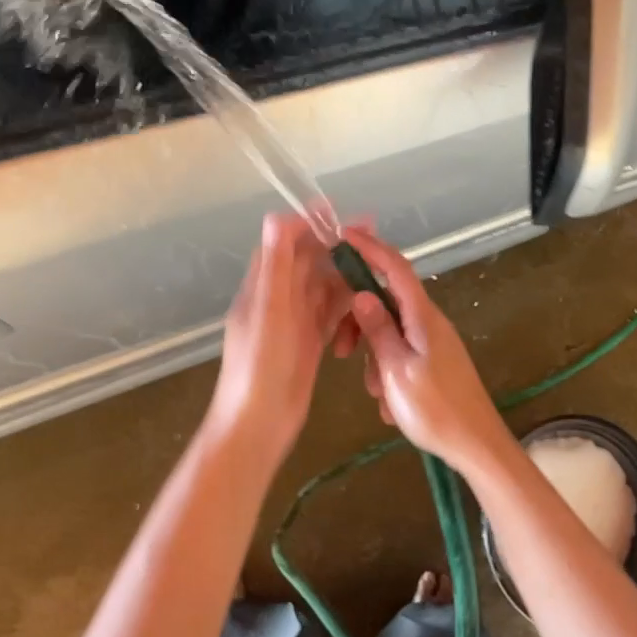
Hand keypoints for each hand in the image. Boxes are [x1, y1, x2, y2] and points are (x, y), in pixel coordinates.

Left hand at [210, 214, 350, 454]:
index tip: (338, 211)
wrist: (259, 425)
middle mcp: (276, 301)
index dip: (308, 225)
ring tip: (378, 264)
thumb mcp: (270, 309)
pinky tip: (368, 300)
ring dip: (346, 273)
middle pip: (306, 263)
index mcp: (261, 288)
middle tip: (372, 231)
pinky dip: (347, 303)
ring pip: (322, 288)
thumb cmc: (262, 365)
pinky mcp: (308, 343)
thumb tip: (279, 215)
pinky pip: (330, 314)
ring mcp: (293, 323)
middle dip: (335, 245)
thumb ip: (276, 263)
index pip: (283, 244)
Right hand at [339, 228, 511, 471]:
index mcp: (423, 316)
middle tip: (341, 352)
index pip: (396, 268)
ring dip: (374, 361)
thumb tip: (362, 293)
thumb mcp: (396, 370)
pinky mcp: (434, 363)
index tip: (344, 235)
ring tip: (379, 395)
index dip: (371, 248)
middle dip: (360, 325)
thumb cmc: (435, 408)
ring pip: (390, 335)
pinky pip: (400, 357)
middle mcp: (429, 322)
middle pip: (386, 303)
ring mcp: (433, 342)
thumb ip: (378, 330)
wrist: (475, 443)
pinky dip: (388, 375)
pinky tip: (390, 406)